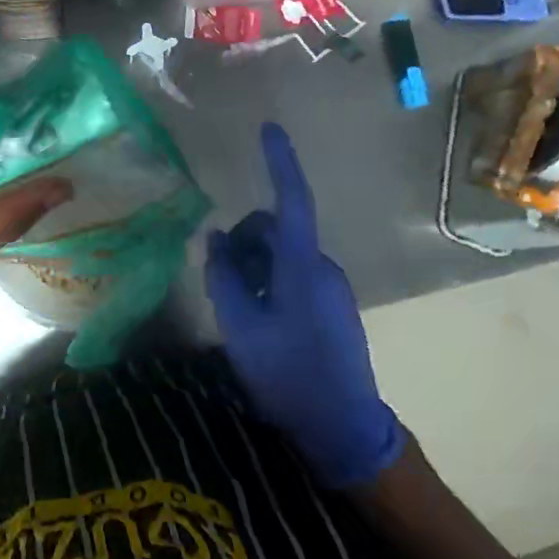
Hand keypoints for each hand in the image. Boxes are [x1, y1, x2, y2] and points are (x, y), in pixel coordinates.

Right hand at [204, 122, 404, 488]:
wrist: (343, 428)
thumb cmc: (288, 375)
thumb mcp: (241, 327)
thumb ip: (224, 277)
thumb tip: (215, 239)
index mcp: (302, 266)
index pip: (292, 201)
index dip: (280, 163)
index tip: (269, 129)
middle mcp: (321, 268)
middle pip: (275, 230)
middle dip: (243, 241)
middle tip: (218, 279)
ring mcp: (330, 288)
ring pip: (281, 255)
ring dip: (252, 266)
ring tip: (235, 308)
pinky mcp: (331, 306)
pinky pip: (293, 276)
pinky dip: (267, 282)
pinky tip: (255, 319)